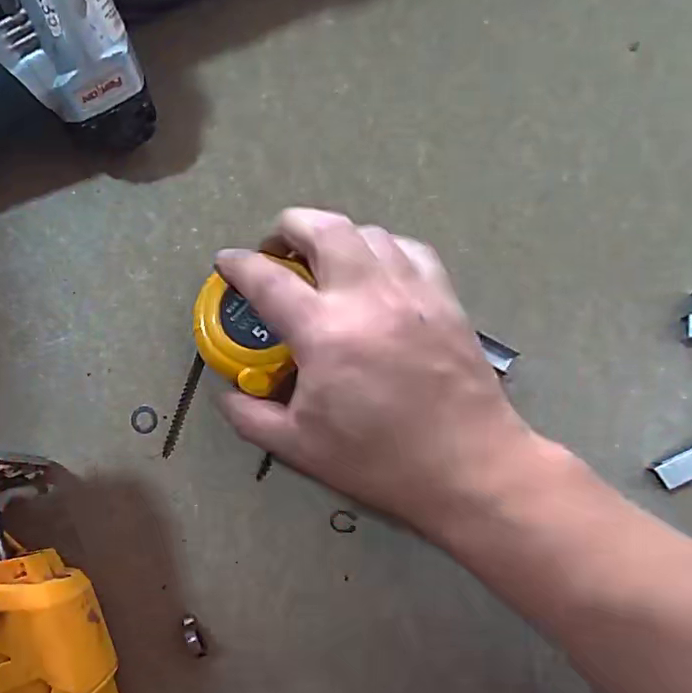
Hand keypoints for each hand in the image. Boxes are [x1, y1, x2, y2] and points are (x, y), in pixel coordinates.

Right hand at [214, 209, 553, 541]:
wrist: (467, 465)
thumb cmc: (376, 459)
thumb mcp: (296, 446)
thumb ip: (249, 416)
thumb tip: (227, 393)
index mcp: (324, 332)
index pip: (268, 280)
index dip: (238, 265)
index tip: (224, 262)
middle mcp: (366, 297)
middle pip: (323, 228)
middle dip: (288, 227)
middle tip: (274, 251)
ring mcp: (411, 291)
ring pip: (367, 232)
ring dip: (334, 237)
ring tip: (321, 262)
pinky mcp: (444, 298)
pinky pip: (408, 248)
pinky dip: (380, 247)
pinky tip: (373, 270)